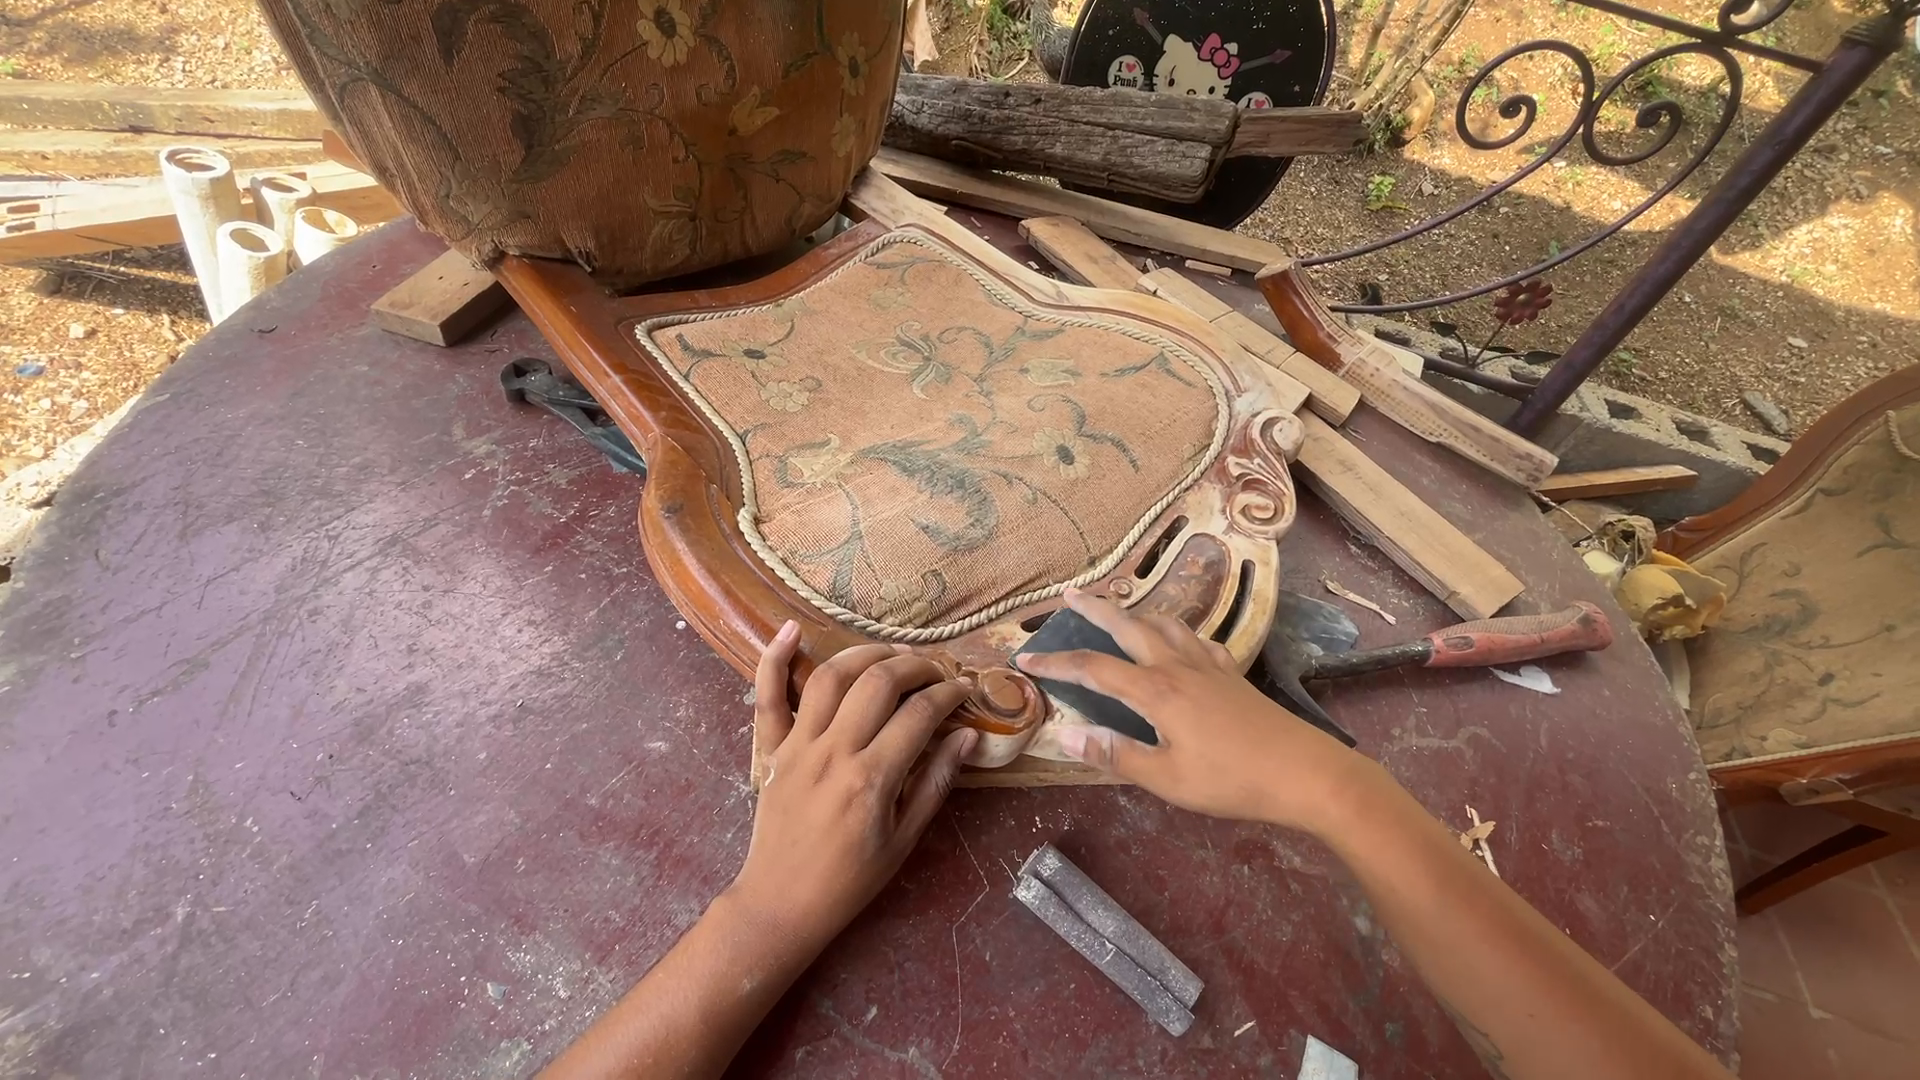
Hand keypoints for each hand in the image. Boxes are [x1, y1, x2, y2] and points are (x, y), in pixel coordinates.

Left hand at [728, 622, 978, 951]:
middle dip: (916, 665)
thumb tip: (968, 735)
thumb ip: (936, 782)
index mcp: (872, 779)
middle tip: (936, 671)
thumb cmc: (851, 879)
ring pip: (832, 676)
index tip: (965, 690)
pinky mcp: (771, 748)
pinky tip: (791, 629)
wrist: (782, 904)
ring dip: (867, 653)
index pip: (920, 714)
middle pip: (879, 682)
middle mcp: (834, 752)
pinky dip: (774, 659)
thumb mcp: (905, 840)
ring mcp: (798, 745)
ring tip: (892, 653)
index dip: (949, 694)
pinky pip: (767, 697)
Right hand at [1014, 589, 1380, 833]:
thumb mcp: (1168, 780)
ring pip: (1164, 624)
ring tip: (1119, 611)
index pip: (1093, 668)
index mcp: (1156, 690)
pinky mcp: (1231, 673)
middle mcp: (1177, 666)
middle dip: (1094, 609)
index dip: (1056, 662)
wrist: (1306, 773)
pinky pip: (1196, 639)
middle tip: (1069, 595)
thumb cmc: (1232, 780)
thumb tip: (1066, 736)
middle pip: (1128, 626)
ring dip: (1135, 613)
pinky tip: (1178, 641)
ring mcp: (1208, 666)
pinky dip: (1176, 631)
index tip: (1025, 659)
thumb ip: (1116, 755)